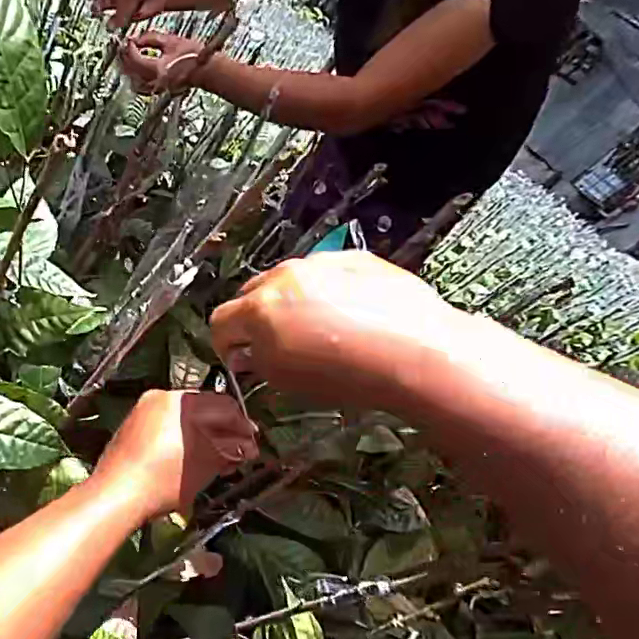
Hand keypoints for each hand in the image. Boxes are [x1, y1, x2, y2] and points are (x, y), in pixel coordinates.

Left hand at [90, 390, 257, 522]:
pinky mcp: (132, 425)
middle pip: (203, 408)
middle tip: (237, 453)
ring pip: (184, 417)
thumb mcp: (206, 464)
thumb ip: (230, 449)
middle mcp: (160, 397)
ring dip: (204, 435)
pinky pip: (166, 425)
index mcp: (179, 400)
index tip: (251, 445)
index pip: (223, 406)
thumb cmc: (163, 479)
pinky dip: (183, 438)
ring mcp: (143, 410)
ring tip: (217, 460)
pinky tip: (192, 458)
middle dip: (223, 431)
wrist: (117, 495)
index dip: (242, 427)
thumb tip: (246, 446)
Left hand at [118, 31, 209, 93]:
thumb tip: (138, 39)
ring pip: (131, 79)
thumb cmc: (193, 57)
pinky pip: (138, 86)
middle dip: (125, 57)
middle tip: (125, 47)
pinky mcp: (156, 91)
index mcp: (156, 69)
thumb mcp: (172, 41)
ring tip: (128, 57)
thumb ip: (152, 38)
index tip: (129, 40)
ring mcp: (153, 88)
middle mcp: (152, 81)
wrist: (204, 71)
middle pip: (130, 70)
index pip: (134, 58)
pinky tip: (135, 70)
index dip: (129, 47)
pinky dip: (134, 77)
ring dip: (128, 68)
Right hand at [210, 252, 466, 409]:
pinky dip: (325, 292)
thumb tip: (248, 353)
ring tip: (316, 333)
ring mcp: (320, 264)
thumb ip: (255, 361)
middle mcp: (284, 277)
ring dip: (290, 304)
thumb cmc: (351, 372)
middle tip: (274, 346)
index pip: (220, 321)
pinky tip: (346, 318)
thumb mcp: (283, 379)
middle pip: (250, 296)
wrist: (418, 353)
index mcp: (258, 308)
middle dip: (255, 320)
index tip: (238, 357)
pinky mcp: (354, 259)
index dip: (225, 344)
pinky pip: (324, 274)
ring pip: (287, 282)